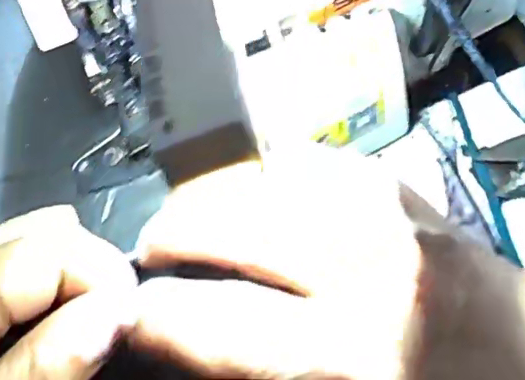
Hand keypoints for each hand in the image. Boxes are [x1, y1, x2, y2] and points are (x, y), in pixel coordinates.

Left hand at [0, 206, 137, 379]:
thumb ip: (49, 363)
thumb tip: (120, 306)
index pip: (59, 243)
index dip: (105, 277)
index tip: (133, 328)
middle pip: (45, 229)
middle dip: (87, 272)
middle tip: (107, 337)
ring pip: (24, 241)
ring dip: (61, 278)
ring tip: (75, 338)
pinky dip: (29, 288)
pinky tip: (30, 335)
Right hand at [126, 146, 524, 379]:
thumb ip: (268, 375)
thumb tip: (191, 343)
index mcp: (366, 352)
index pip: (221, 321)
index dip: (158, 315)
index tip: (124, 311)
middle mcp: (372, 260)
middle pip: (232, 220)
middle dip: (174, 233)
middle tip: (147, 253)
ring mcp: (389, 205)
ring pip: (262, 176)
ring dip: (215, 197)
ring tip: (190, 222)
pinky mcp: (400, 183)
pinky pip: (305, 165)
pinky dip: (264, 178)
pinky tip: (253, 197)